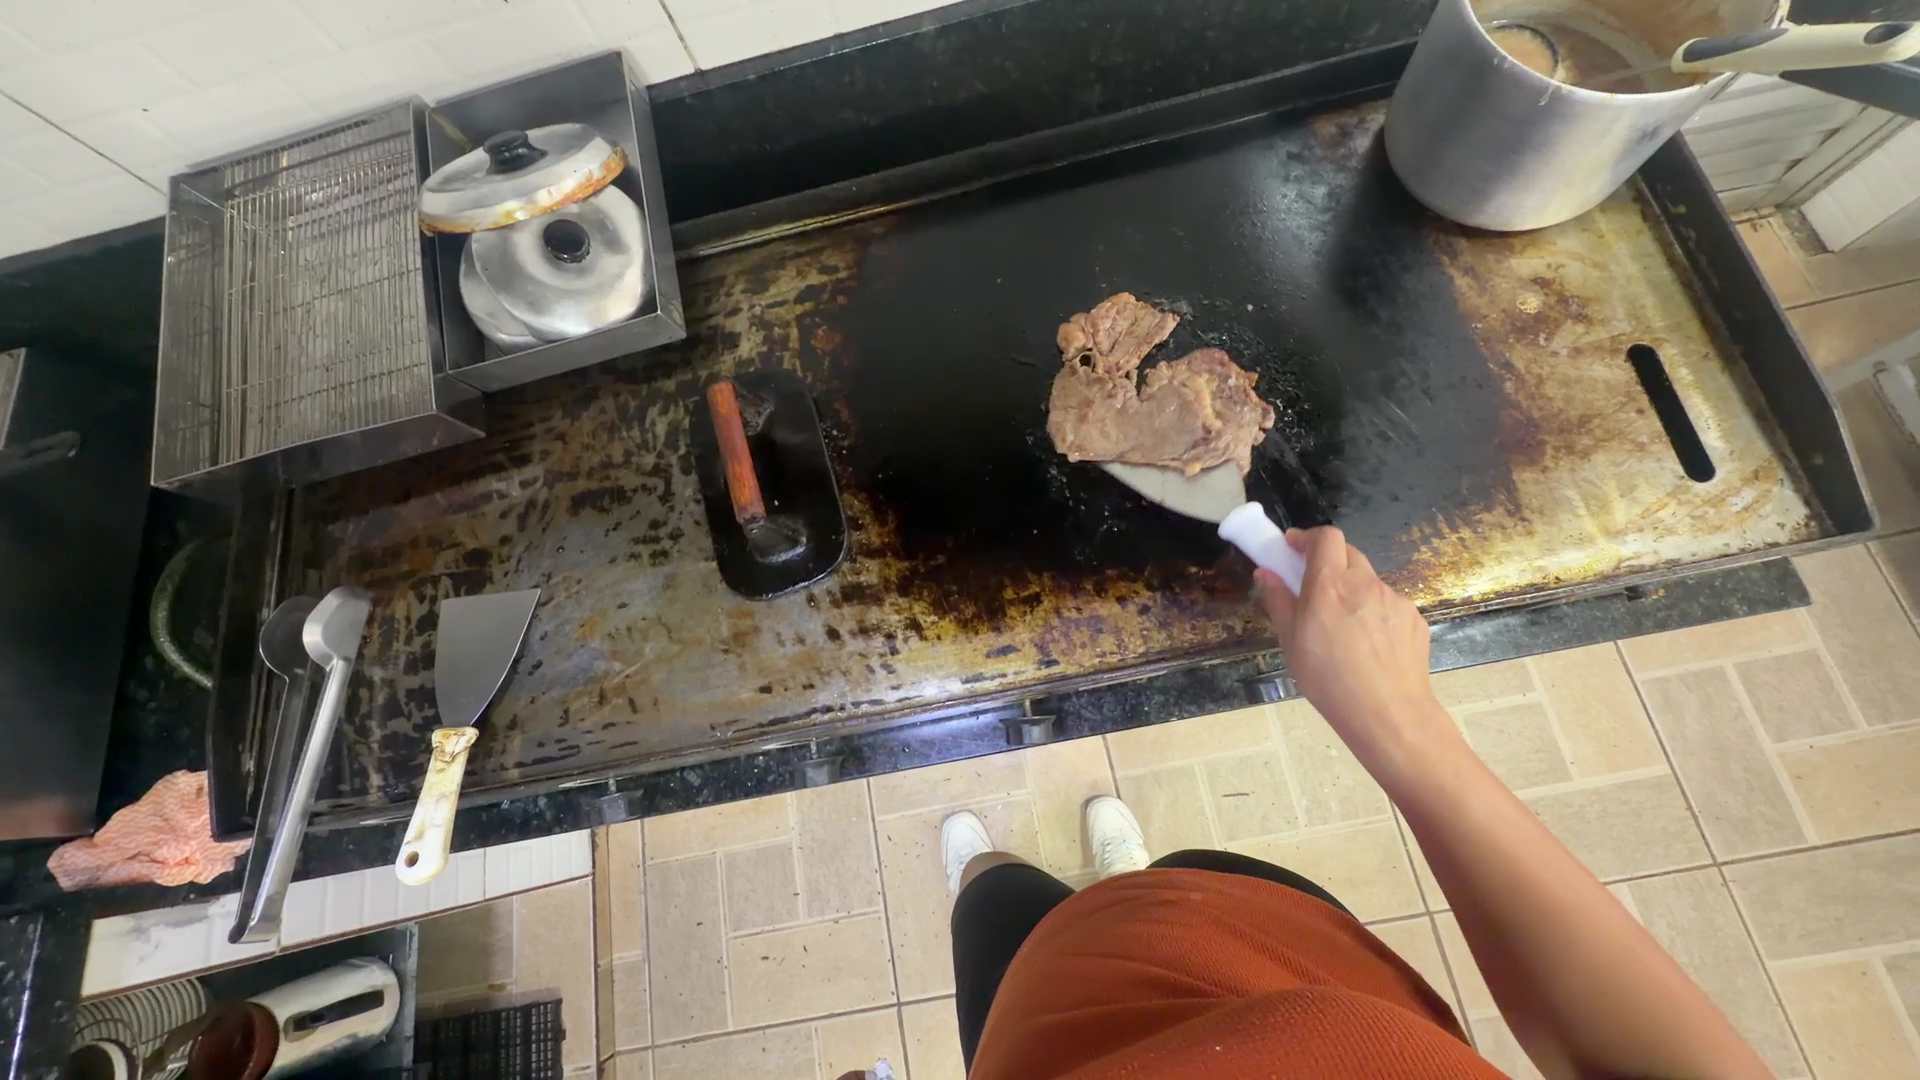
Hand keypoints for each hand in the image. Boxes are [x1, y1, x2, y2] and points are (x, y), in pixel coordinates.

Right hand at [1255, 527, 1457, 778]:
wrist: (1387, 713)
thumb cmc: (1327, 678)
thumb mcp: (1290, 641)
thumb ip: (1278, 600)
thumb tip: (1265, 573)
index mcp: (1329, 584)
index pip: (1325, 537)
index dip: (1307, 537)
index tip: (1292, 548)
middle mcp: (1364, 583)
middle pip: (1347, 553)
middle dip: (1328, 561)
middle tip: (1313, 586)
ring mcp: (1394, 600)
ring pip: (1369, 581)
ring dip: (1352, 590)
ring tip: (1342, 628)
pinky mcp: (1414, 619)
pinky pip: (1388, 605)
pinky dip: (1373, 613)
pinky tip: (1368, 645)